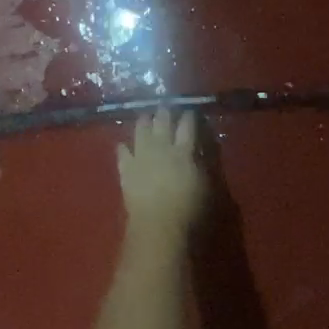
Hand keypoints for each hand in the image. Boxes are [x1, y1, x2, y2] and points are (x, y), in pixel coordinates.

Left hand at [117, 108, 204, 237]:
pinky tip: (123, 145)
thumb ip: (201, 163)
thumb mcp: (205, 184)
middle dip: (165, 111)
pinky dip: (123, 147)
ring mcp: (140, 156)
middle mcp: (161, 147)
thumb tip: (197, 150)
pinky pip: (123, 152)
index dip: (190, 115)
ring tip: (146, 116)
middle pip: (163, 121)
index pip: (188, 124)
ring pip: (141, 130)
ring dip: (144, 121)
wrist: (157, 224)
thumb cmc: (188, 208)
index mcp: (184, 150)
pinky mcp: (126, 169)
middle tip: (166, 105)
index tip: (191, 110)